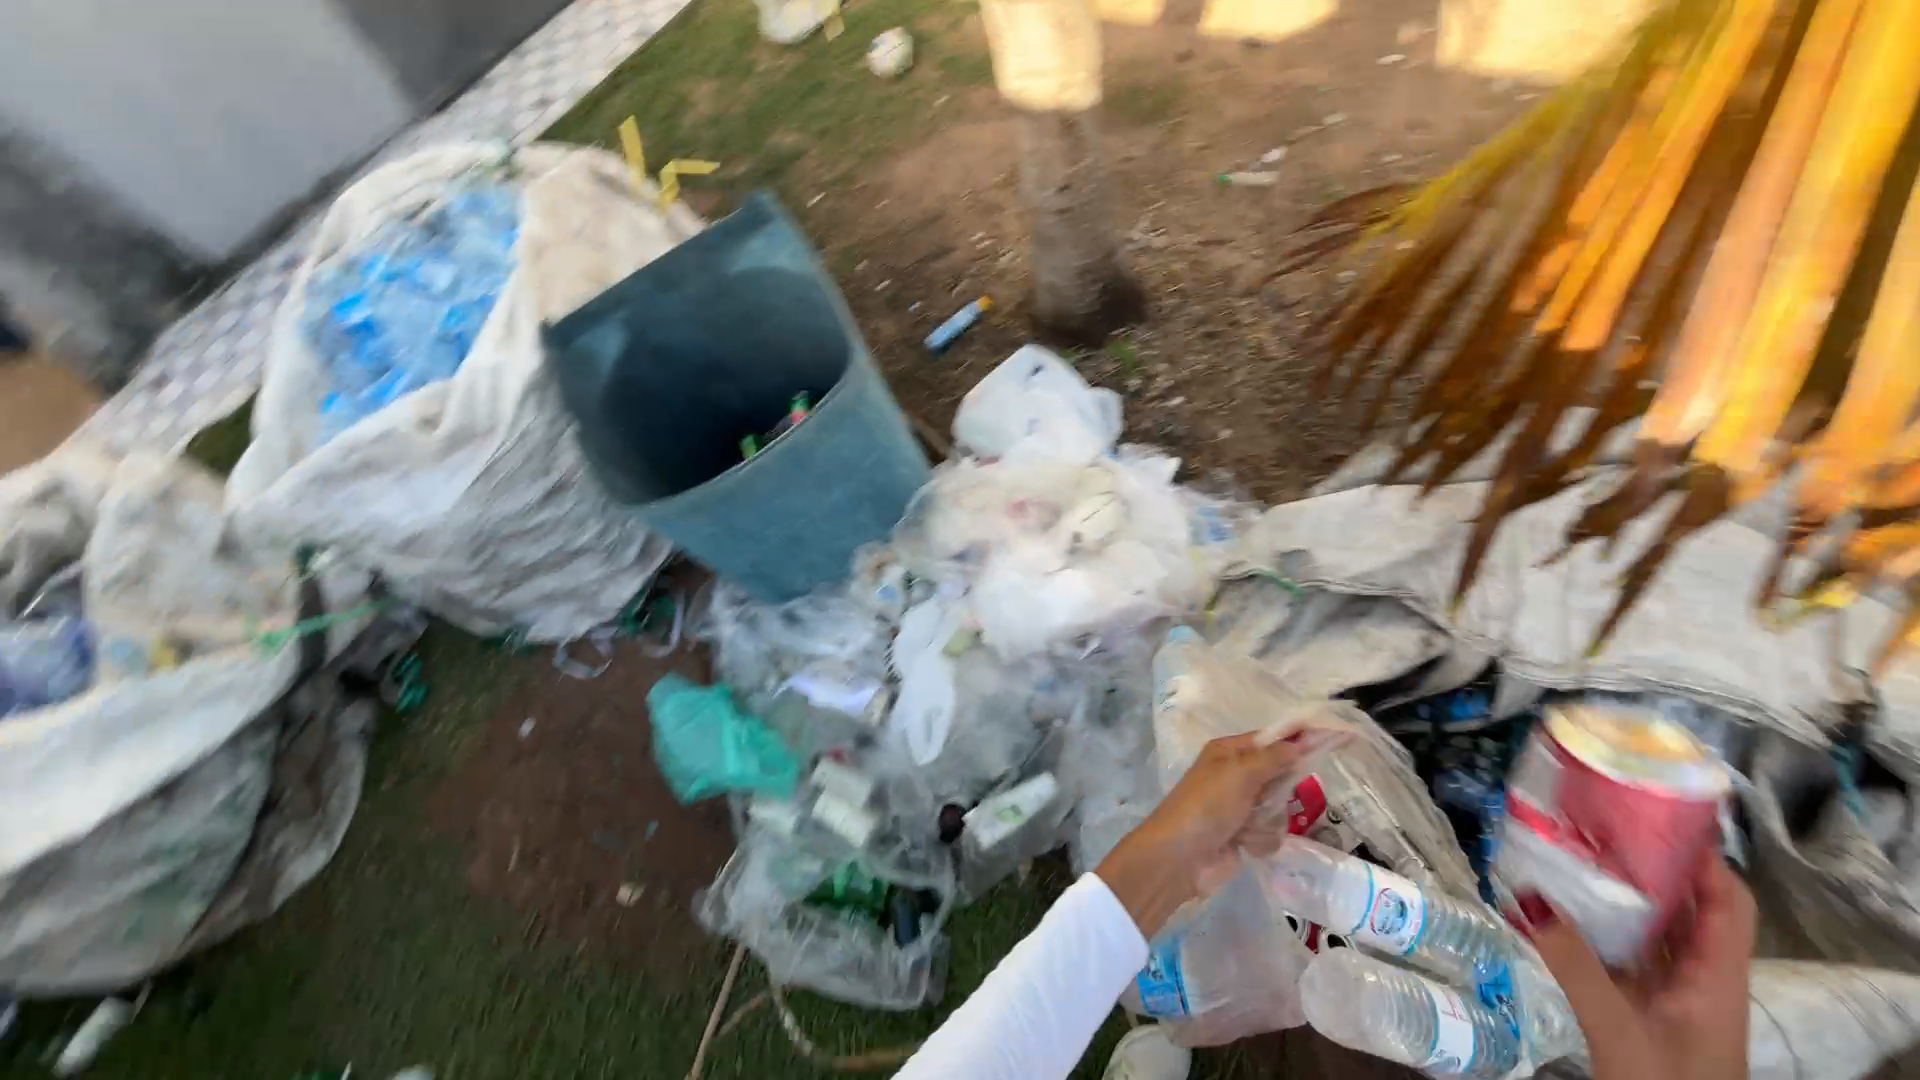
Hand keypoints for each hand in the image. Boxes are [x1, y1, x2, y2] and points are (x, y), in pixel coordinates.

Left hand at [1094, 731, 1304, 937]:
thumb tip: (1299, 741)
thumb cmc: (1207, 805)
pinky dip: (1260, 839)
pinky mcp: (1245, 834)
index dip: (1301, 738)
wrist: (1181, 857)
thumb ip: (1274, 757)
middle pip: (1281, 775)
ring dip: (1266, 820)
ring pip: (1280, 807)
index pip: (1273, 738)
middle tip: (1260, 799)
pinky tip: (1243, 844)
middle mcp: (1235, 775)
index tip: (1335, 735)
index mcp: (1229, 751)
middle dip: (1278, 791)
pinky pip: (1272, 831)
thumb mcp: (1240, 773)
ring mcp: (1240, 806)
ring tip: (1245, 826)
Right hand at [1513, 849, 1756, 1079]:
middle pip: (1684, 907)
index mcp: (1717, 979)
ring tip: (1565, 855)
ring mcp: (1671, 994)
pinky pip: (1623, 950)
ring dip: (1613, 892)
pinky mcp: (1642, 1006)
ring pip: (1650, 928)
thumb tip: (1524, 893)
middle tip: (1588, 825)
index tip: (1647, 814)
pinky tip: (1557, 908)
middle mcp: (1700, 979)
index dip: (1697, 856)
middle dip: (1641, 863)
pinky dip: (1594, 923)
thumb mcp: (1617, 1028)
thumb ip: (1573, 963)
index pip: (1725, 902)